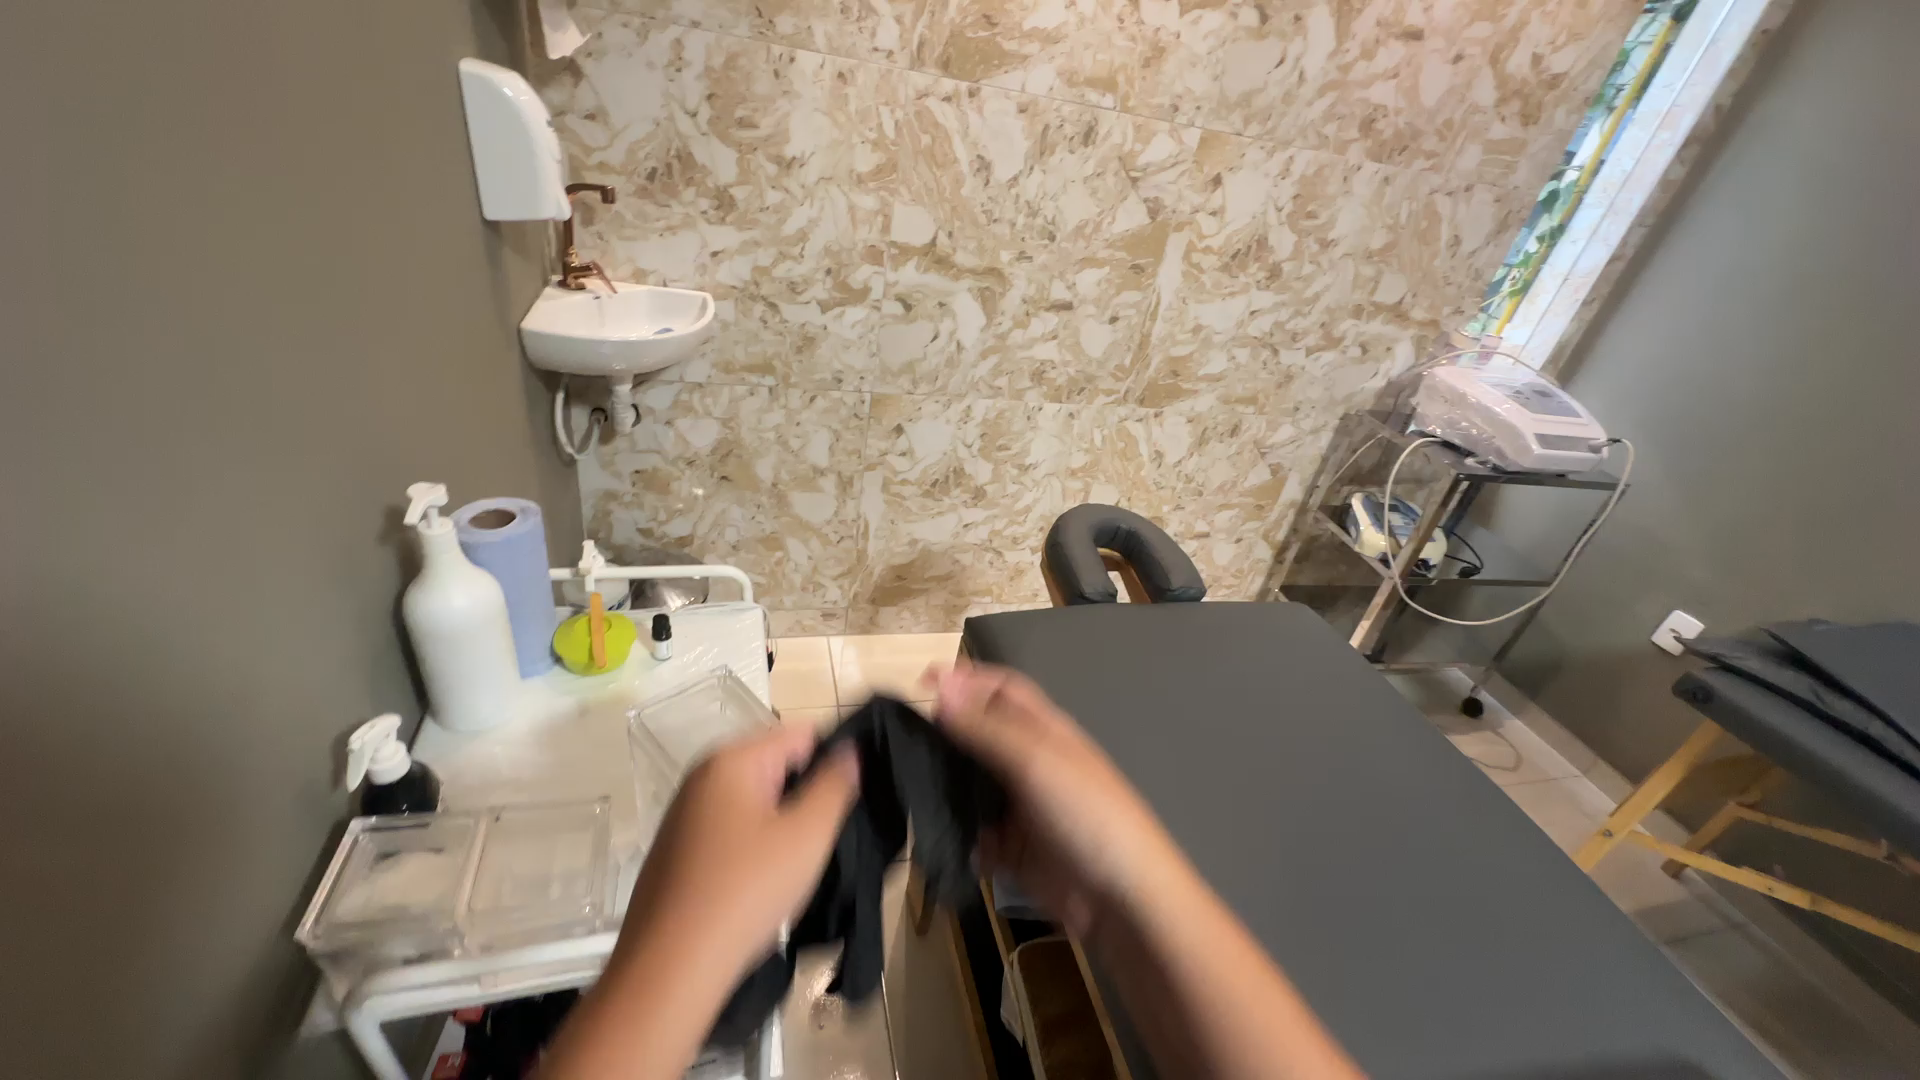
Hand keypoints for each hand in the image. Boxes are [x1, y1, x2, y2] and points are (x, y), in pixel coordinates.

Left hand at [618, 724, 860, 981]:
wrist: (668, 972)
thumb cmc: (745, 892)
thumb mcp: (806, 835)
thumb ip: (836, 783)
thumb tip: (850, 749)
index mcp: (732, 760)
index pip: (802, 734)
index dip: (835, 759)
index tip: (855, 797)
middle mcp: (703, 777)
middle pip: (777, 765)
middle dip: (808, 794)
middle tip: (831, 834)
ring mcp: (685, 815)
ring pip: (756, 801)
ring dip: (784, 823)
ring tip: (803, 862)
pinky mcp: (677, 852)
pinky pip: (733, 830)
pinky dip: (756, 846)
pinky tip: (766, 883)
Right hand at [931, 662, 1187, 937]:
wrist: (1119, 899)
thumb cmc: (1084, 813)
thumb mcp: (1034, 760)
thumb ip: (984, 726)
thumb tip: (940, 685)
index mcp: (1042, 730)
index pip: (999, 689)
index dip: (965, 680)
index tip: (920, 684)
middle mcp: (1028, 761)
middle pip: (978, 736)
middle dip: (943, 734)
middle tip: (898, 740)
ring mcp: (1018, 806)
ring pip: (968, 785)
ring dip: (943, 786)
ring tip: (905, 786)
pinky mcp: (1009, 849)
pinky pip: (971, 833)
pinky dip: (955, 835)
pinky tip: (937, 837)